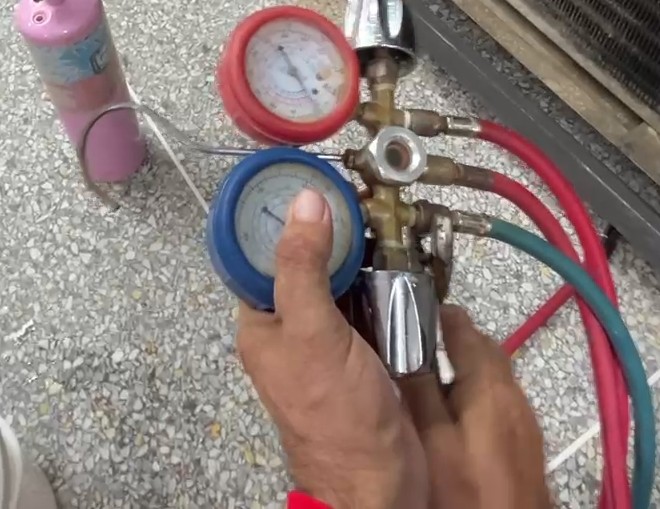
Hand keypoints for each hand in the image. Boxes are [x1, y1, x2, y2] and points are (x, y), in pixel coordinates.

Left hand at [236, 189, 428, 508]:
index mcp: (263, 321)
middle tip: (357, 195)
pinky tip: (399, 253)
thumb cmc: (337, 417)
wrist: (384, 486)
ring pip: (339, 276)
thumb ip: (303, 267)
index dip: (280, 214)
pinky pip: (369, 297)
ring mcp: (329, 335)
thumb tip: (304, 201)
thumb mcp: (312, 333)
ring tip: (381, 214)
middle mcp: (292, 324)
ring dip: (359, 249)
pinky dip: (382, 275)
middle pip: (304, 259)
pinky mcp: (364, 344)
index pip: (259, 250)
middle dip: (330, 229)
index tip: (309, 181)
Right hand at [404, 307, 551, 508]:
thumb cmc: (467, 491)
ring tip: (428, 381)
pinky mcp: (526, 445)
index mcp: (490, 382)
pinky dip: (476, 393)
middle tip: (413, 349)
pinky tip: (453, 417)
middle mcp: (513, 393)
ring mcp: (524, 420)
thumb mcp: (431, 438)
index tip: (407, 315)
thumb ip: (418, 387)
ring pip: (492, 375)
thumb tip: (403, 344)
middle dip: (451, 339)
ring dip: (464, 368)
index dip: (436, 315)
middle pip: (483, 347)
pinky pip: (499, 400)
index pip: (464, 326)